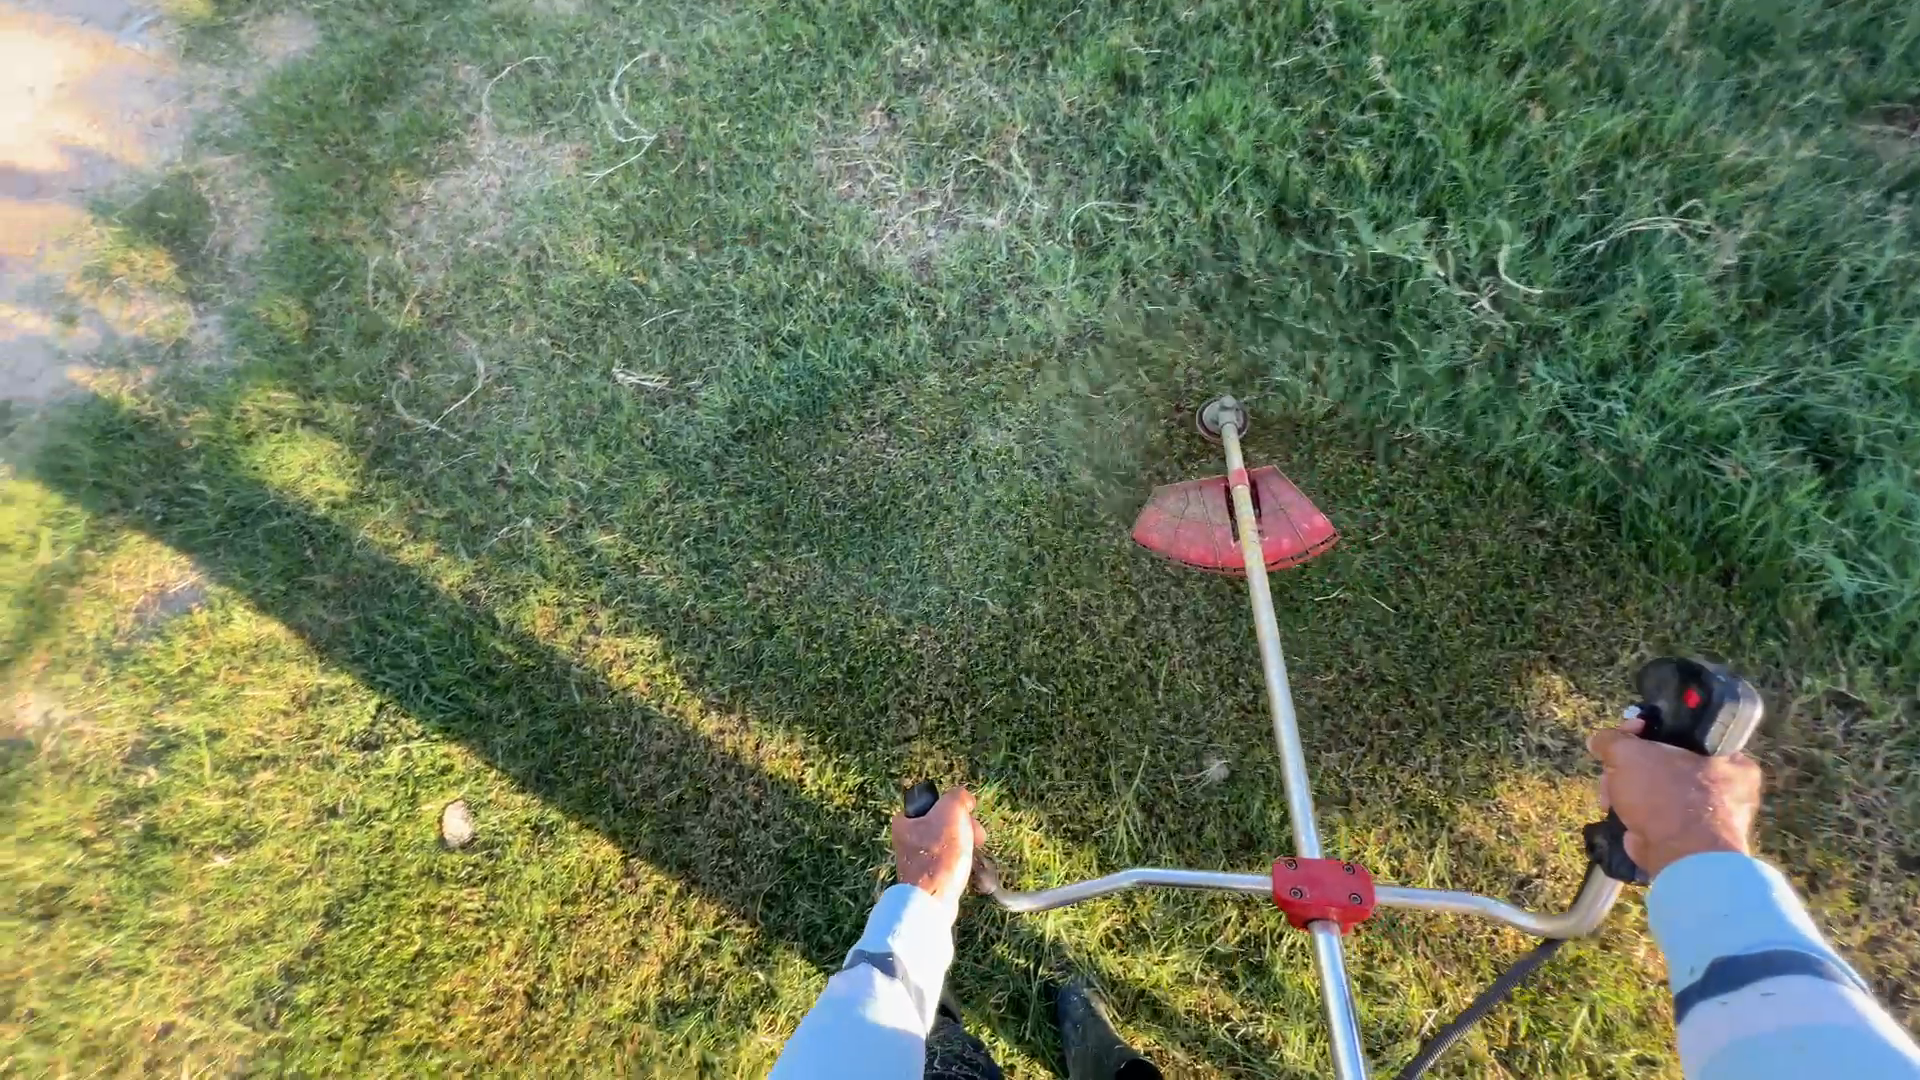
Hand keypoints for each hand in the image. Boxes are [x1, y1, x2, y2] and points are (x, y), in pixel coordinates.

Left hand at [890, 787, 985, 906]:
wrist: (934, 899)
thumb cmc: (940, 853)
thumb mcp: (951, 811)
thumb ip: (958, 796)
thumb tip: (965, 799)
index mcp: (905, 820)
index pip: (937, 804)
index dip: (956, 809)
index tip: (968, 817)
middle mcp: (905, 839)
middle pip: (944, 824)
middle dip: (965, 827)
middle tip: (978, 837)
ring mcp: (915, 860)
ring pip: (948, 843)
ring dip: (965, 845)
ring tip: (975, 853)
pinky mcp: (926, 878)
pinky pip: (947, 862)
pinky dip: (959, 862)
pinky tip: (967, 867)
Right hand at [1587, 715, 1762, 878]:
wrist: (1680, 854)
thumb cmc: (1666, 796)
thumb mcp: (1629, 752)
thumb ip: (1611, 738)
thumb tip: (1600, 742)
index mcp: (1729, 759)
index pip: (1679, 732)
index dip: (1645, 730)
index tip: (1625, 732)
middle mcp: (1725, 785)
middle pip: (1657, 760)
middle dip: (1626, 766)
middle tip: (1614, 771)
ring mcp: (1708, 811)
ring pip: (1649, 785)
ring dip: (1622, 788)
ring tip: (1614, 797)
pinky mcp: (1688, 831)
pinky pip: (1652, 808)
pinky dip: (1632, 808)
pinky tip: (1620, 811)